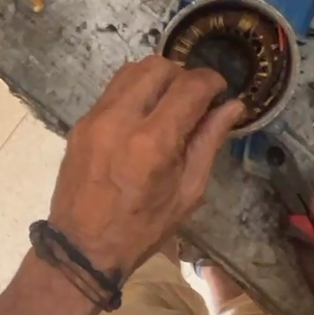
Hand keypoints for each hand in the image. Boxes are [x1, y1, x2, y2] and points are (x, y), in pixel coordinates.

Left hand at [46, 57, 245, 277]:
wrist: (82, 248)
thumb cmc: (142, 229)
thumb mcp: (187, 192)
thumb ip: (209, 142)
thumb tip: (233, 107)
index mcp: (153, 142)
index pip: (190, 86)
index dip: (211, 82)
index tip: (220, 91)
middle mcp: (121, 120)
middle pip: (159, 66)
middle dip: (183, 76)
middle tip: (193, 100)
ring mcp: (95, 118)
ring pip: (131, 71)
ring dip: (157, 78)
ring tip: (168, 104)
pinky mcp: (80, 123)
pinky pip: (112, 91)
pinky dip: (134, 93)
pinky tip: (142, 117)